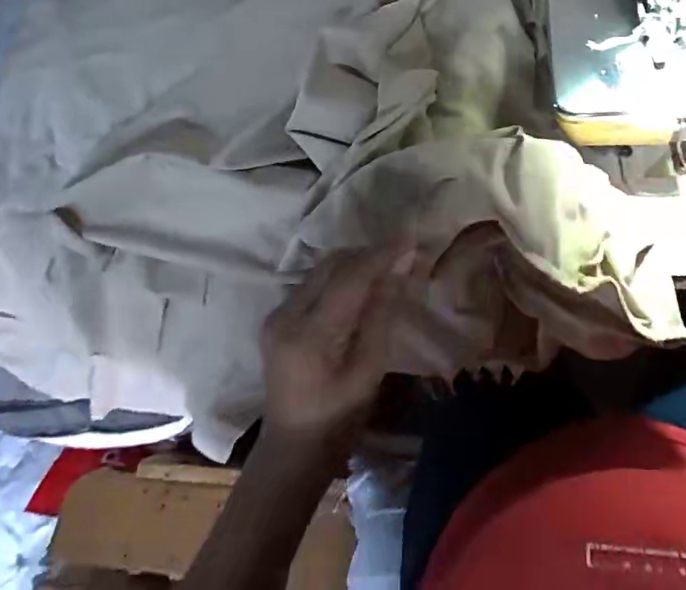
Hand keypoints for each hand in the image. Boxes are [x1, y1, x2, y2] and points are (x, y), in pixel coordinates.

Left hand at [261, 240, 415, 451]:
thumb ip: (381, 315)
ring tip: (386, 265)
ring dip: (354, 263)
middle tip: (401, 252)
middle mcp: (286, 315)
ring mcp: (277, 314)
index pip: (349, 279)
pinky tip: (362, 285)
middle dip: (368, 254)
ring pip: (321, 270)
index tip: (408, 237)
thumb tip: (398, 269)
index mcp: (309, 335)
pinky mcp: (277, 317)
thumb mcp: (369, 371)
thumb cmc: (338, 420)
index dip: (381, 255)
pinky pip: (313, 283)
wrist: (292, 448)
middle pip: (331, 265)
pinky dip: (340, 277)